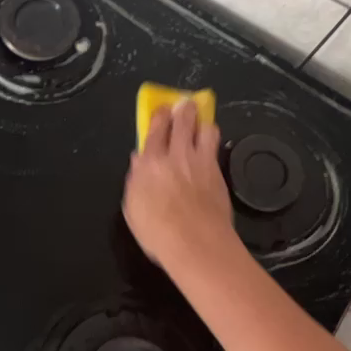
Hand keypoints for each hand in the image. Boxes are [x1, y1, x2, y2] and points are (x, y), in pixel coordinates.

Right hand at [123, 100, 239, 273]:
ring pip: (206, 128)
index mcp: (151, 162)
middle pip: (183, 120)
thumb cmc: (158, 231)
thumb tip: (139, 161)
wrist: (197, 245)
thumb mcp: (133, 207)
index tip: (161, 109)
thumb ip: (135, 180)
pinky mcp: (218, 173)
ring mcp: (201, 162)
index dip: (159, 114)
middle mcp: (177, 155)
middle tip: (184, 105)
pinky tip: (208, 148)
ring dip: (202, 123)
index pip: (155, 127)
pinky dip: (211, 143)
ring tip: (200, 126)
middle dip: (184, 109)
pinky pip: (215, 148)